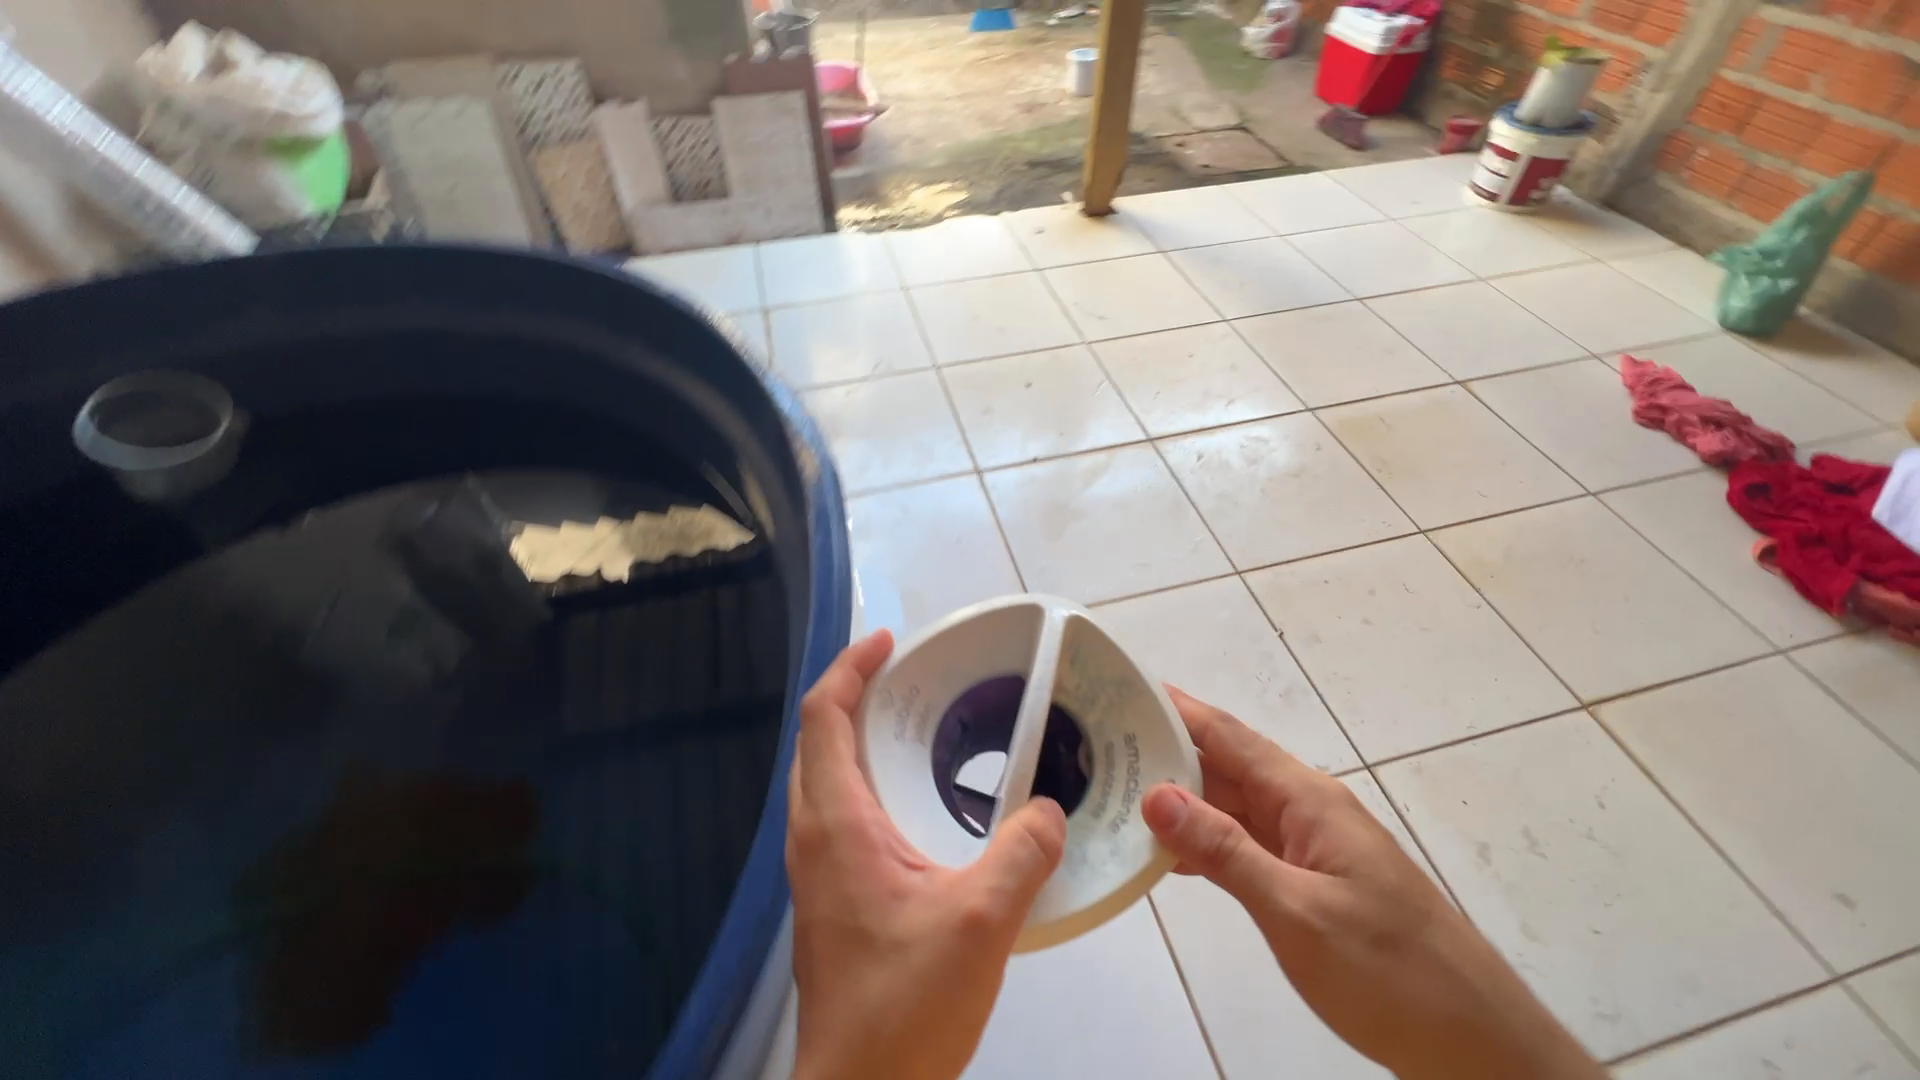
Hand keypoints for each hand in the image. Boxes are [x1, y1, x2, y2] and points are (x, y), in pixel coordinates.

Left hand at [786, 630, 1067, 1079]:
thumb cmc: (905, 1003)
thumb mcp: (982, 921)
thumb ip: (1022, 852)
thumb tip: (1047, 808)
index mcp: (835, 822)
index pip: (823, 717)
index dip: (850, 667)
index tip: (889, 642)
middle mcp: (815, 834)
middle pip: (819, 739)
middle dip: (857, 695)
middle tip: (914, 679)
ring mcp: (818, 867)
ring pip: (827, 777)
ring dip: (862, 738)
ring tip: (921, 726)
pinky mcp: (833, 894)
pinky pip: (843, 812)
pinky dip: (872, 781)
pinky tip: (921, 802)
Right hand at [1143, 688, 1603, 1079]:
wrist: (1474, 1044)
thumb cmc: (1388, 971)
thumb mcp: (1297, 911)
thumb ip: (1224, 851)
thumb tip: (1155, 793)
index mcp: (1306, 798)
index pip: (1229, 735)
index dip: (1176, 708)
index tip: (1121, 688)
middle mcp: (1305, 809)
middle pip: (1225, 765)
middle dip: (1164, 750)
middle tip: (1097, 744)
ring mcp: (1308, 845)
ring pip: (1231, 806)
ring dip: (1179, 799)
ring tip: (1113, 792)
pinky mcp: (1309, 880)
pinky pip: (1243, 844)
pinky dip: (1202, 843)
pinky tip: (1164, 855)